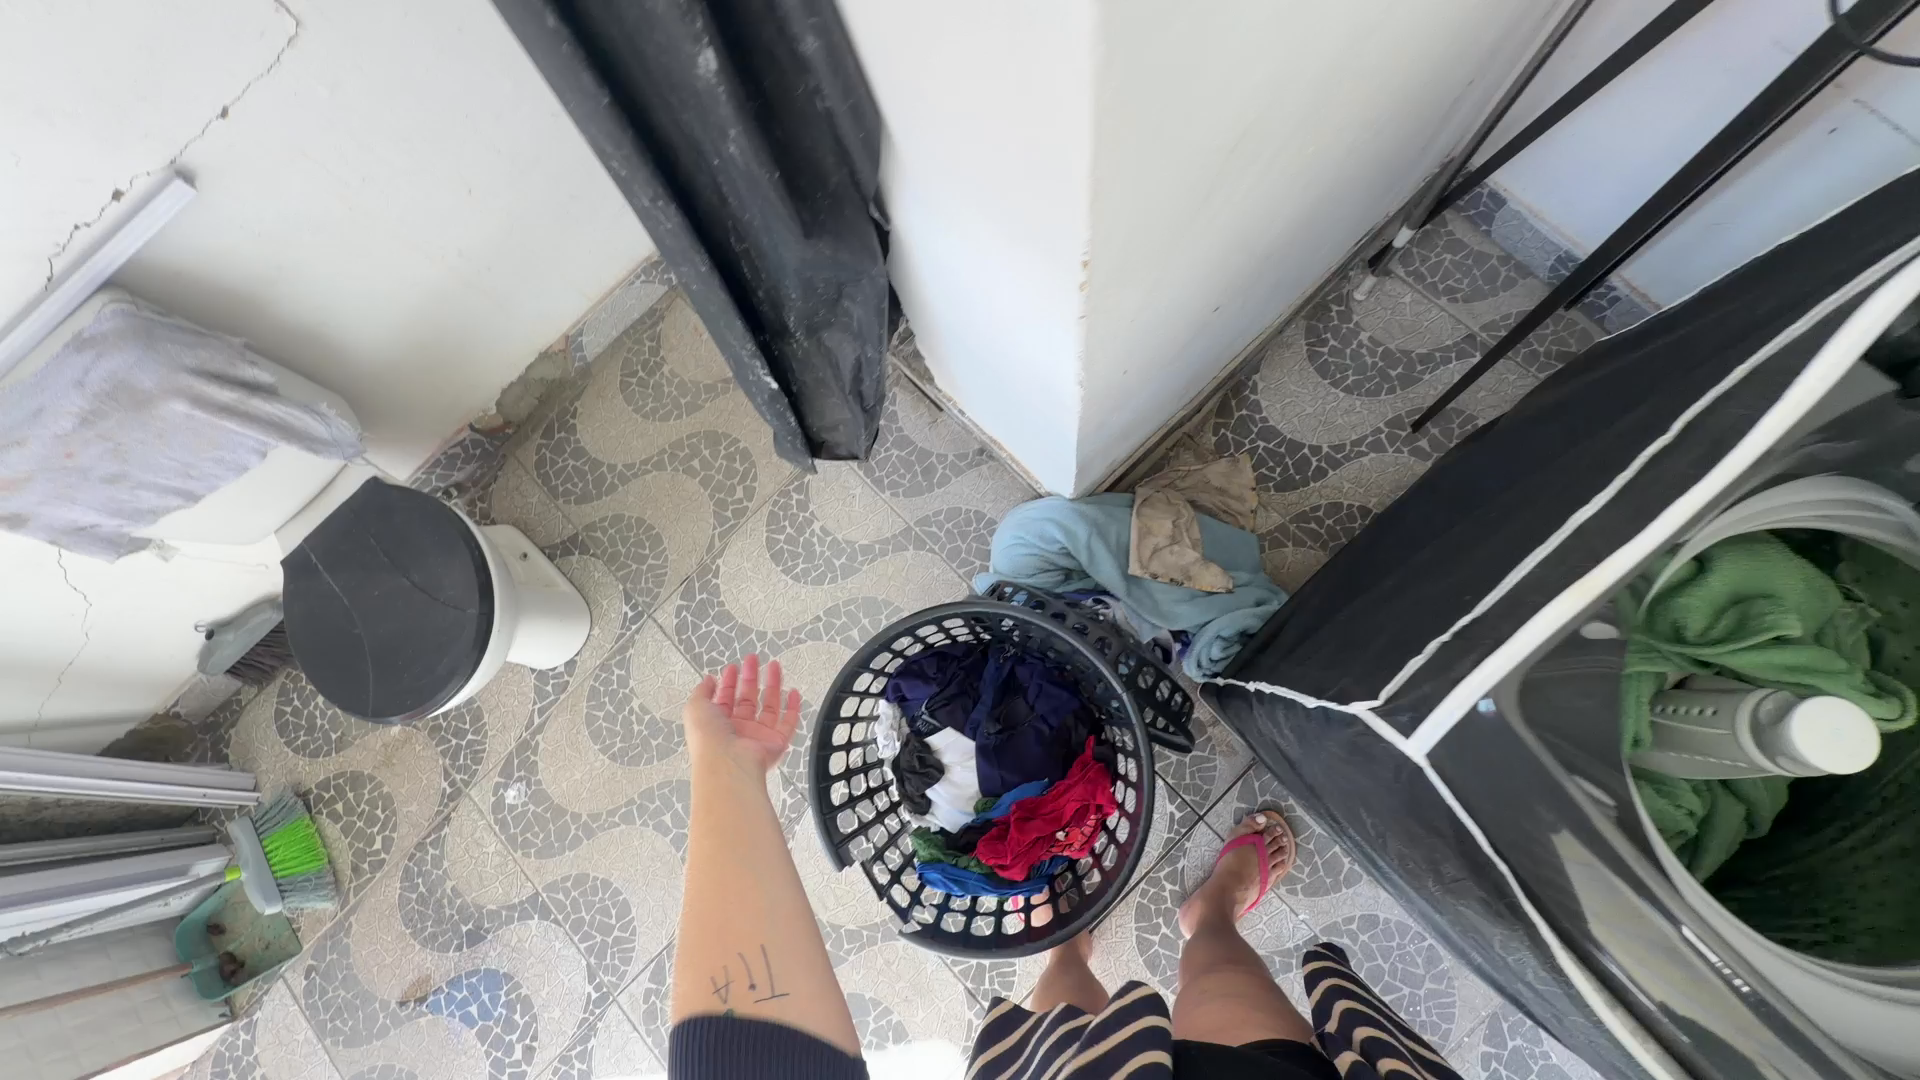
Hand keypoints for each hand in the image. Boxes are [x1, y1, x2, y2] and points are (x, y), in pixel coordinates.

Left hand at [684, 653, 801, 775]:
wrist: (728, 763)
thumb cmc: (709, 737)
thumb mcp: (695, 709)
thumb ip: (701, 692)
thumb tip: (708, 679)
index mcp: (718, 724)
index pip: (725, 700)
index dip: (728, 682)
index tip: (733, 667)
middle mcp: (739, 730)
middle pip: (748, 700)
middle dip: (750, 678)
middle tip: (753, 660)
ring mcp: (758, 737)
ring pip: (769, 707)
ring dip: (773, 686)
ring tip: (775, 666)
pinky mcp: (776, 743)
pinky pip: (788, 724)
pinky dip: (793, 709)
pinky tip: (794, 693)